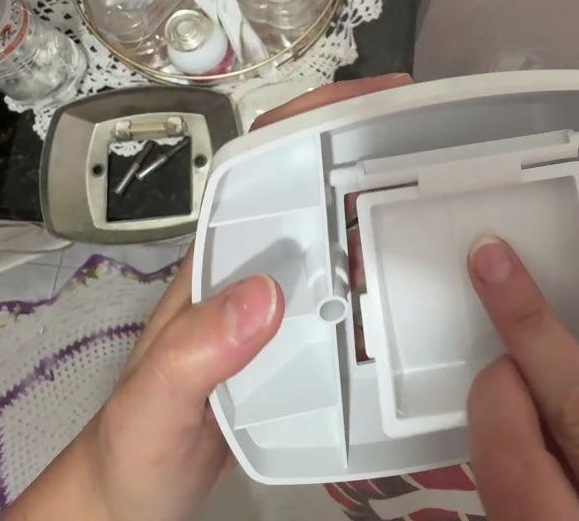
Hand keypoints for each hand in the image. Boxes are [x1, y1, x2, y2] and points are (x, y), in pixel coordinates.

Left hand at [4, 74, 411, 520]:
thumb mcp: (157, 400)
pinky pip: (352, 288)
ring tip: (441, 195)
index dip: (316, 115)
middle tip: (432, 138)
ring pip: (339, 232)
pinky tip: (417, 278)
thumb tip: (266, 293)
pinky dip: (385, 270)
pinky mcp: (303, 335)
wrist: (137, 497)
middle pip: (315, 184)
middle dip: (368, 149)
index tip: (374, 98)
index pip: (266, 161)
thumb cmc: (137, 445)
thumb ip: (196, 350)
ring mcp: (283, 298)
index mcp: (221, 253)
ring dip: (384, 206)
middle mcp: (257, 263)